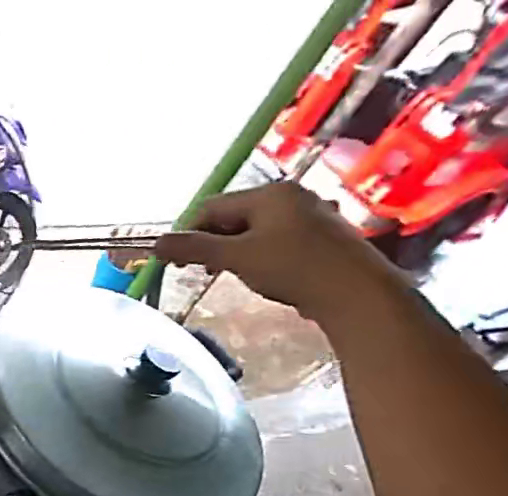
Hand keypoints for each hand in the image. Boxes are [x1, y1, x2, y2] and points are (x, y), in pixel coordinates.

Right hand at [153, 183, 405, 322]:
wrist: (351, 289)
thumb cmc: (291, 267)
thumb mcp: (235, 257)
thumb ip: (194, 249)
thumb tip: (156, 244)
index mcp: (269, 195)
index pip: (211, 207)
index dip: (188, 232)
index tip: (175, 261)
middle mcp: (289, 196)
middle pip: (232, 215)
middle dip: (209, 241)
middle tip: (197, 270)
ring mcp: (306, 213)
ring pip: (252, 227)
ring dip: (230, 249)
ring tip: (225, 272)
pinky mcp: (316, 234)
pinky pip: (273, 237)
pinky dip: (254, 252)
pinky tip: (256, 271)